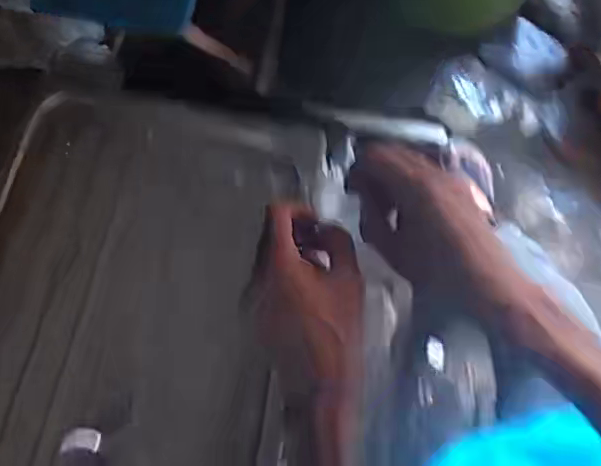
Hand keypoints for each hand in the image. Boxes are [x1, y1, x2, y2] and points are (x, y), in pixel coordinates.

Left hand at [250, 203, 363, 408]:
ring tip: (318, 269)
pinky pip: (264, 279)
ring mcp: (250, 295)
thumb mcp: (350, 281)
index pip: (275, 213)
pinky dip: (282, 274)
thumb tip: (325, 227)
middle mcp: (256, 275)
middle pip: (269, 234)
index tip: (316, 222)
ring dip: (290, 253)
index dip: (297, 209)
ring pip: (266, 256)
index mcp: (278, 264)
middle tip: (321, 243)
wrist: (321, 391)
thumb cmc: (338, 336)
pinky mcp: (251, 313)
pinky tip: (305, 292)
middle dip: (296, 231)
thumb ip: (338, 241)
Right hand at [346, 143, 505, 307]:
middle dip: (375, 169)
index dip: (358, 170)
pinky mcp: (462, 186)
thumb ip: (371, 217)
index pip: (374, 155)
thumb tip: (364, 198)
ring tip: (390, 204)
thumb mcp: (394, 250)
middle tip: (367, 196)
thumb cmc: (441, 275)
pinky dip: (412, 179)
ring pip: (410, 159)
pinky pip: (427, 170)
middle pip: (392, 151)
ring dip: (393, 173)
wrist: (494, 287)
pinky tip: (412, 208)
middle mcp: (433, 172)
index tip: (353, 190)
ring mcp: (450, 177)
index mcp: (413, 184)